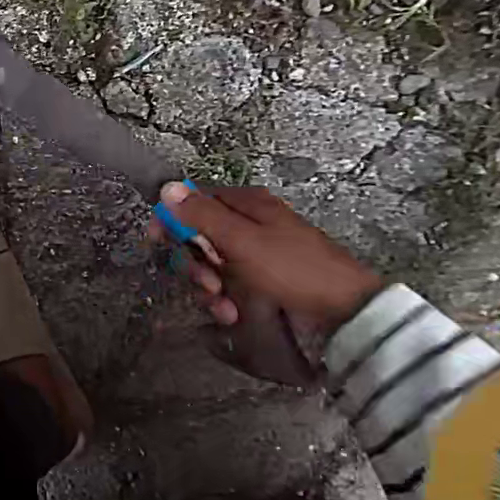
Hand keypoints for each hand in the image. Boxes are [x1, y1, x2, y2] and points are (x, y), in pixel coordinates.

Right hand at [155, 182, 385, 332]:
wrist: (343, 311)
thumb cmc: (293, 270)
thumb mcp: (242, 240)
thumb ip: (201, 214)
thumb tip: (167, 187)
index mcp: (245, 204)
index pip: (194, 201)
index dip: (172, 219)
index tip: (156, 239)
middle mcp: (248, 223)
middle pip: (197, 235)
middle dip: (193, 263)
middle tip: (206, 282)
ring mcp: (254, 251)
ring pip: (209, 263)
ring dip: (208, 286)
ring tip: (223, 304)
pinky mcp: (260, 277)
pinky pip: (227, 283)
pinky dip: (224, 298)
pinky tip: (233, 313)